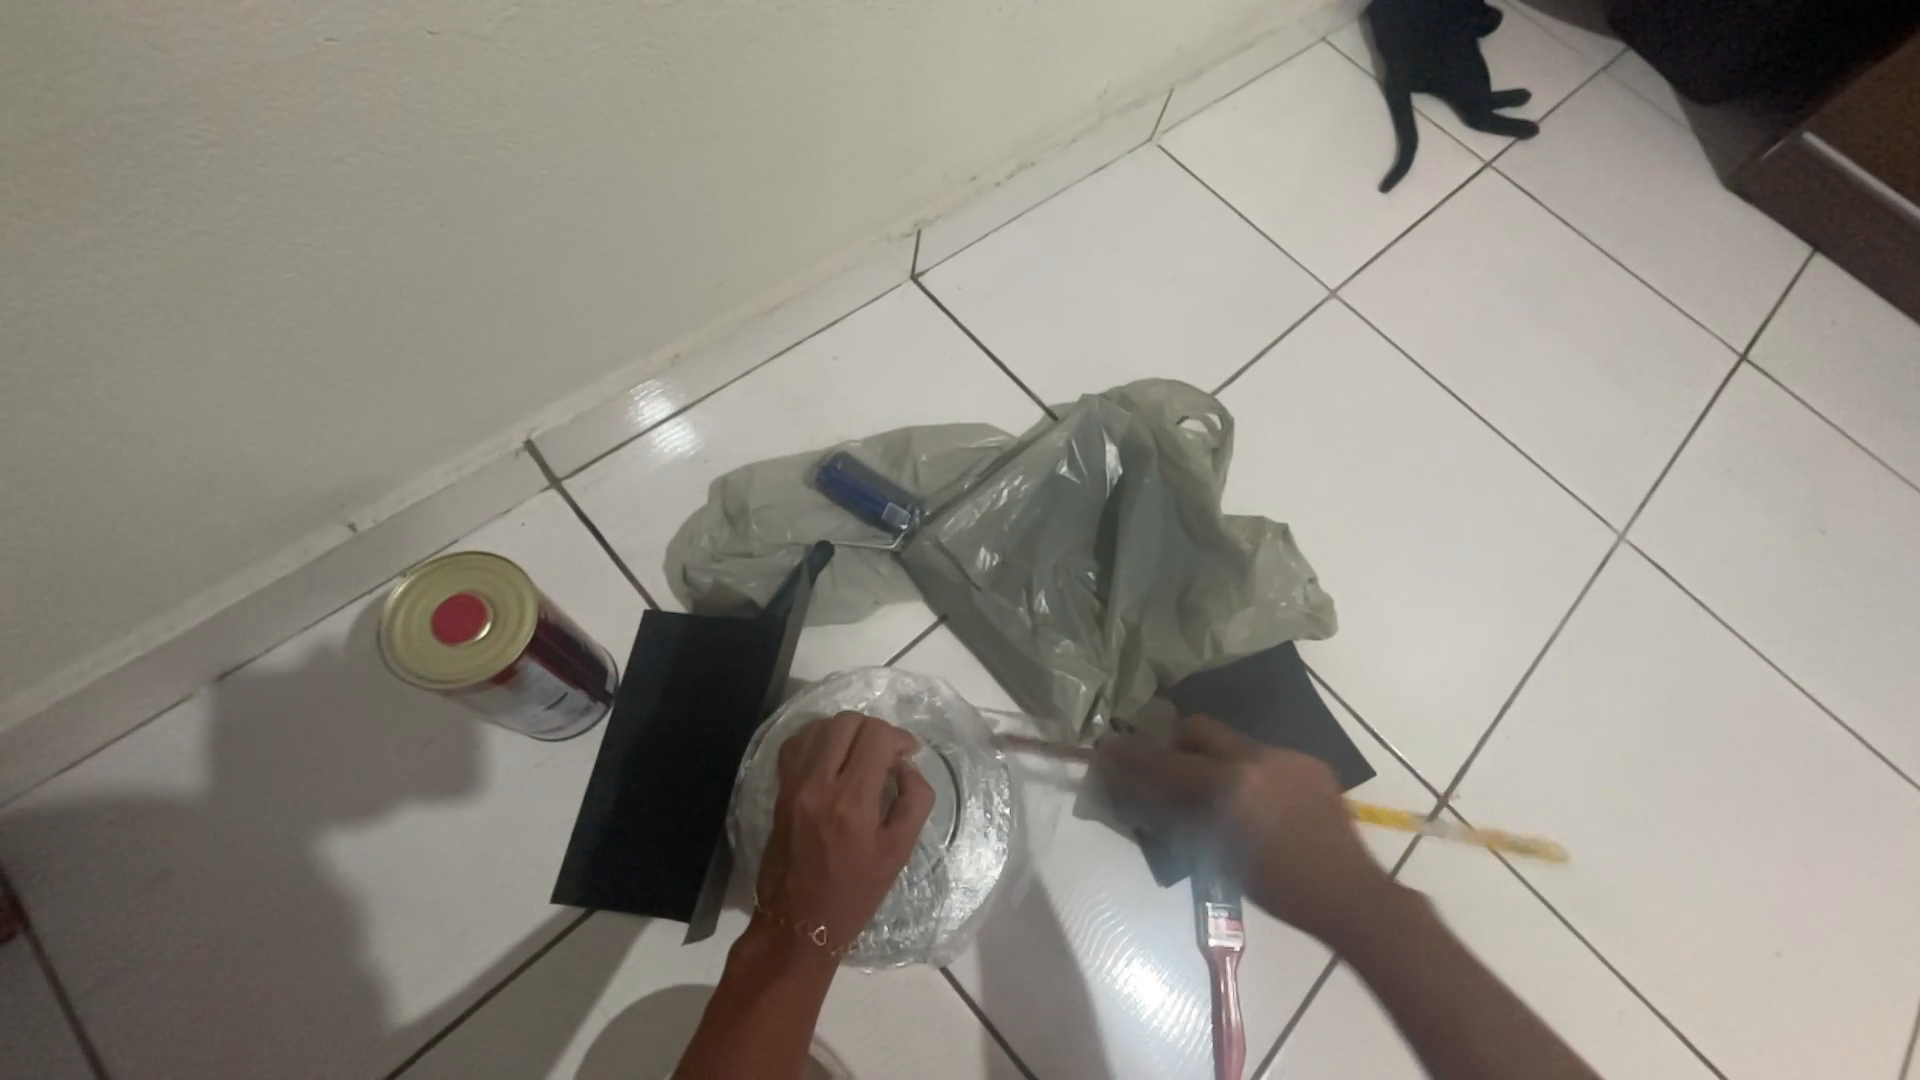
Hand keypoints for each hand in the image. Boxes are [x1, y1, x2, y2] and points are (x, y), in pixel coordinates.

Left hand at [754, 712, 932, 956]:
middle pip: (847, 722)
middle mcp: (819, 784)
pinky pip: (796, 743)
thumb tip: (906, 766)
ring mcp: (794, 784)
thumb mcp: (899, 852)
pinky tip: (832, 756)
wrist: (797, 924)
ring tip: (860, 754)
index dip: (899, 737)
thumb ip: (915, 801)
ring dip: (847, 731)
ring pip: (821, 726)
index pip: (876, 736)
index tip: (908, 754)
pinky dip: (818, 739)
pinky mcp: (779, 790)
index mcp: (852, 801)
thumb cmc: (855, 892)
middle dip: (874, 730)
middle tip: (886, 754)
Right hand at [1095, 713, 1392, 944]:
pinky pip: (1262, 755)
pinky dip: (1247, 770)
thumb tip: (1141, 797)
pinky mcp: (1308, 762)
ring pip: (1230, 741)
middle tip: (1166, 765)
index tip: (1107, 747)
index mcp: (1230, 784)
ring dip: (1212, 757)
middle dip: (1174, 742)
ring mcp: (1285, 756)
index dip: (1132, 756)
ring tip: (1215, 790)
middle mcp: (1255, 757)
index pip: (1166, 762)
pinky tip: (1256, 800)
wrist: (1352, 896)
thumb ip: (1179, 818)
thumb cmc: (1278, 888)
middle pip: (1197, 728)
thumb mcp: (1217, 855)